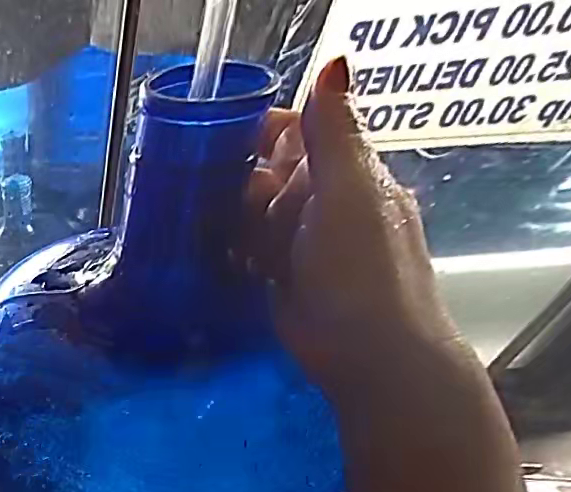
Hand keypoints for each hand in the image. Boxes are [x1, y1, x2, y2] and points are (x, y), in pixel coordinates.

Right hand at [242, 57, 476, 395]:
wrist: (367, 351)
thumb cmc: (361, 268)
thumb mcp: (349, 192)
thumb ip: (333, 134)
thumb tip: (334, 60)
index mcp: (347, 174)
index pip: (301, 134)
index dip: (264, 132)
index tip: (224, 139)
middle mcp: (323, 205)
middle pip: (271, 177)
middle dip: (242, 181)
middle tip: (212, 195)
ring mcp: (301, 247)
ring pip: (257, 218)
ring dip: (232, 219)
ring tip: (203, 224)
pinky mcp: (281, 282)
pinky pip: (252, 255)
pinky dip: (234, 251)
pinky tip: (214, 254)